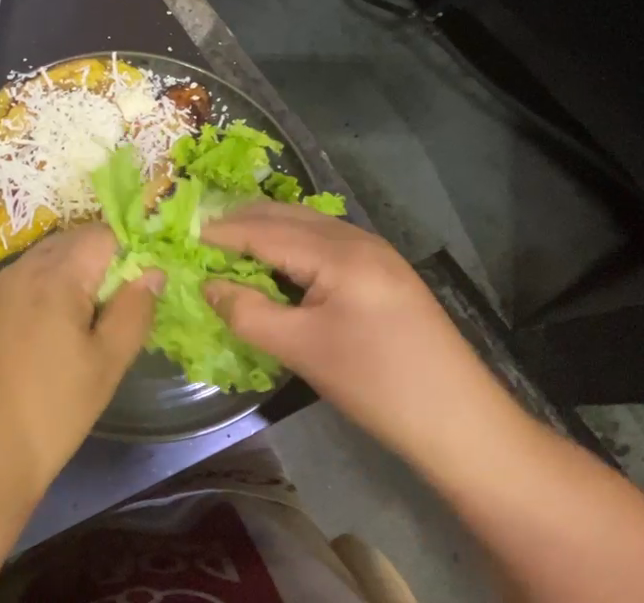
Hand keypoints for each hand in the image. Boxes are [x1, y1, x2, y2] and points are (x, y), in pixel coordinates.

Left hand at [0, 226, 162, 506]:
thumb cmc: (55, 408)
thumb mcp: (107, 362)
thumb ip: (134, 310)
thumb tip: (153, 271)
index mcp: (56, 275)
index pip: (102, 234)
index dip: (130, 250)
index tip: (147, 282)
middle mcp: (23, 268)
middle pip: (73, 241)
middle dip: (104, 259)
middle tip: (126, 302)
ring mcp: (0, 286)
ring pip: (48, 257)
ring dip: (76, 271)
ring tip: (96, 318)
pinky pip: (27, 277)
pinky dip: (51, 285)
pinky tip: (60, 326)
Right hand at [202, 204, 513, 462]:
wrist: (465, 426)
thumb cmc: (378, 385)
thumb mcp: (301, 350)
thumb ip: (247, 312)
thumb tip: (206, 285)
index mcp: (339, 254)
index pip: (263, 231)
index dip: (219, 232)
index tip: (178, 233)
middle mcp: (359, 240)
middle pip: (285, 216)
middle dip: (239, 221)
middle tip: (196, 233)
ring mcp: (377, 255)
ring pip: (306, 226)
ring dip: (265, 230)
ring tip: (227, 244)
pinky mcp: (385, 274)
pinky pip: (324, 242)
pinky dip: (290, 244)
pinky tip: (275, 264)